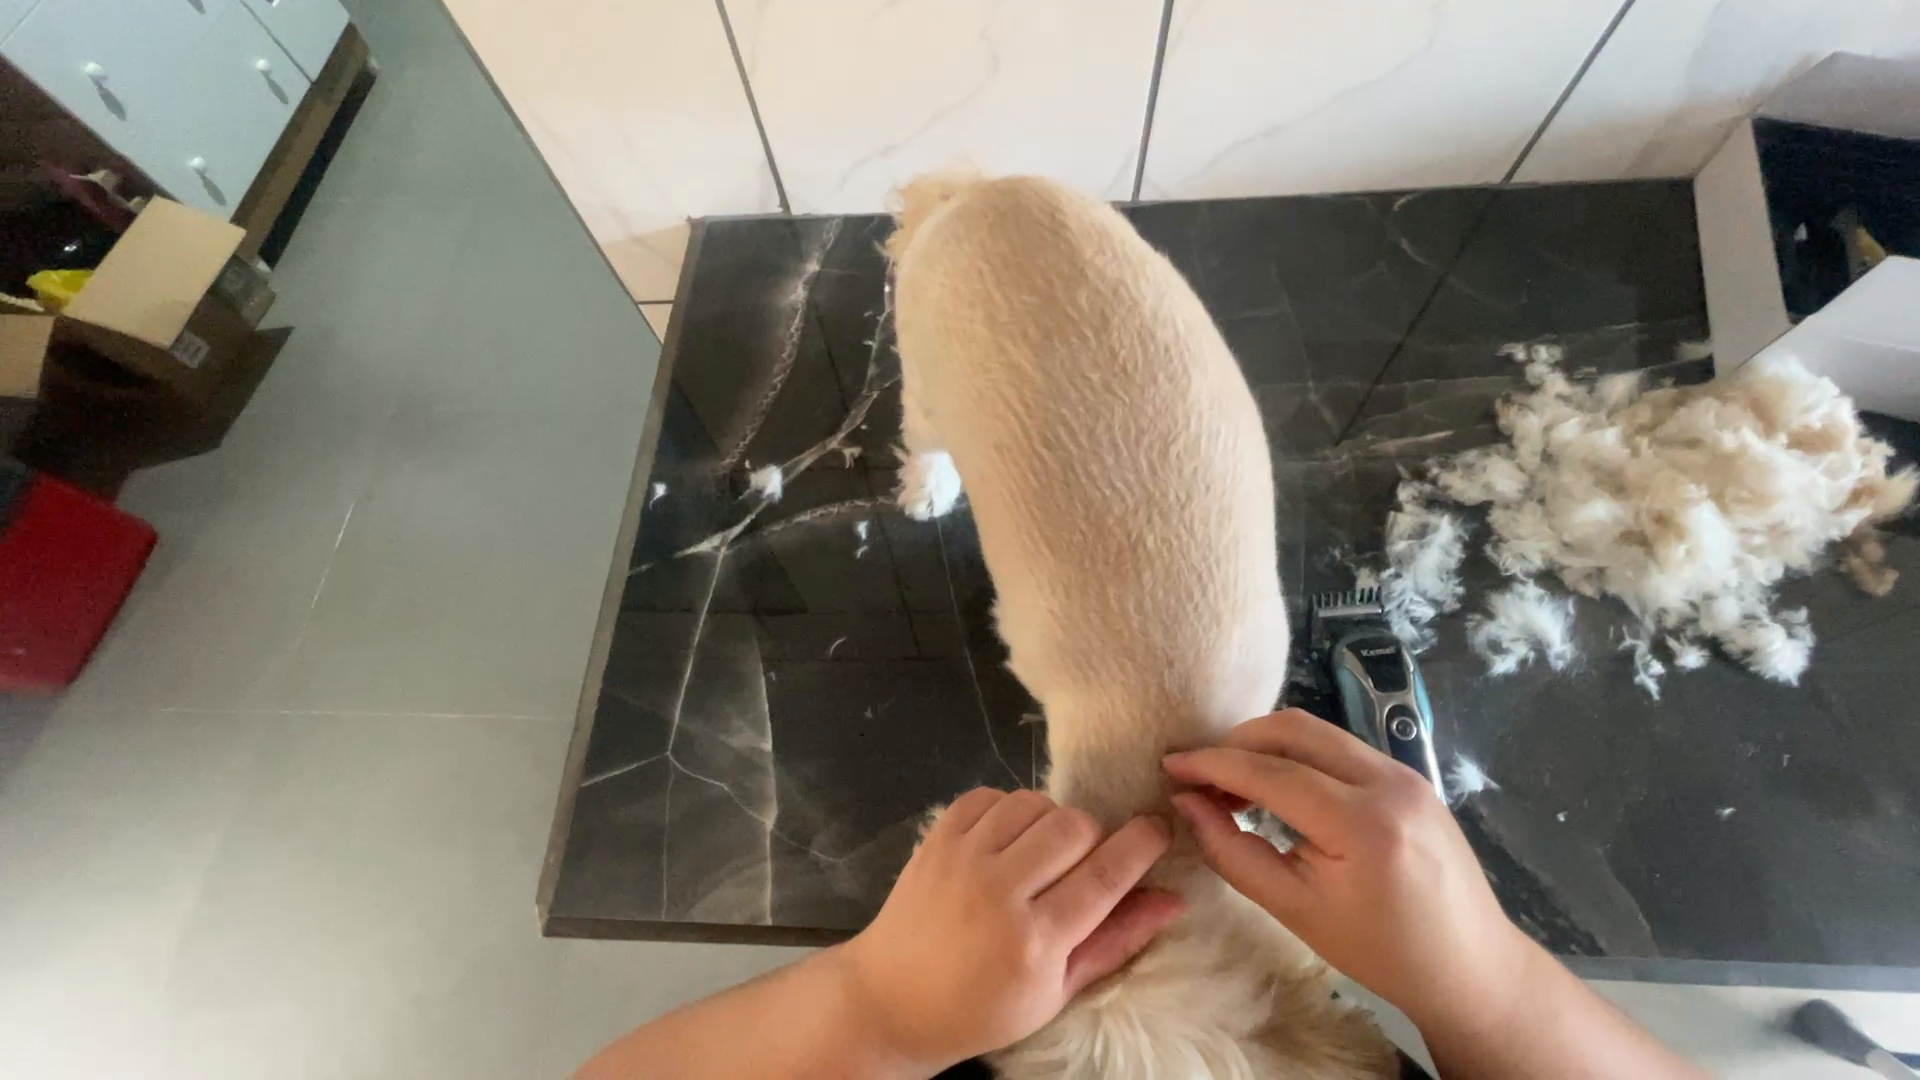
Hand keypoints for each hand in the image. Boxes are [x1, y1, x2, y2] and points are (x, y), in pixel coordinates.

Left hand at [836, 788, 1184, 1072]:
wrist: (893, 998)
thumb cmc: (982, 1008)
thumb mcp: (1056, 991)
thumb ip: (1115, 941)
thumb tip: (1171, 899)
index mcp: (1034, 941)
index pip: (1104, 876)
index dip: (1141, 845)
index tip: (1158, 829)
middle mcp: (998, 891)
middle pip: (1073, 827)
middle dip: (1093, 837)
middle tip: (1081, 863)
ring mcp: (963, 857)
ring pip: (1033, 803)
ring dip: (1050, 821)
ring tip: (1040, 852)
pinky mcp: (938, 836)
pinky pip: (991, 795)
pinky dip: (1008, 809)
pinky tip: (1005, 840)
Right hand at [1162, 709, 1535, 1037]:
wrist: (1474, 969)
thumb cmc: (1381, 951)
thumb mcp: (1294, 909)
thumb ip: (1230, 851)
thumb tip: (1185, 803)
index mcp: (1363, 823)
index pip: (1269, 771)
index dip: (1211, 763)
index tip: (1170, 765)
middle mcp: (1387, 781)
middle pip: (1291, 729)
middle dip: (1235, 743)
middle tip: (1201, 776)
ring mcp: (1404, 771)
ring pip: (1313, 729)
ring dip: (1264, 744)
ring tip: (1233, 782)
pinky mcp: (1408, 774)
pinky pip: (1336, 744)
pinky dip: (1295, 753)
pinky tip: (1277, 785)